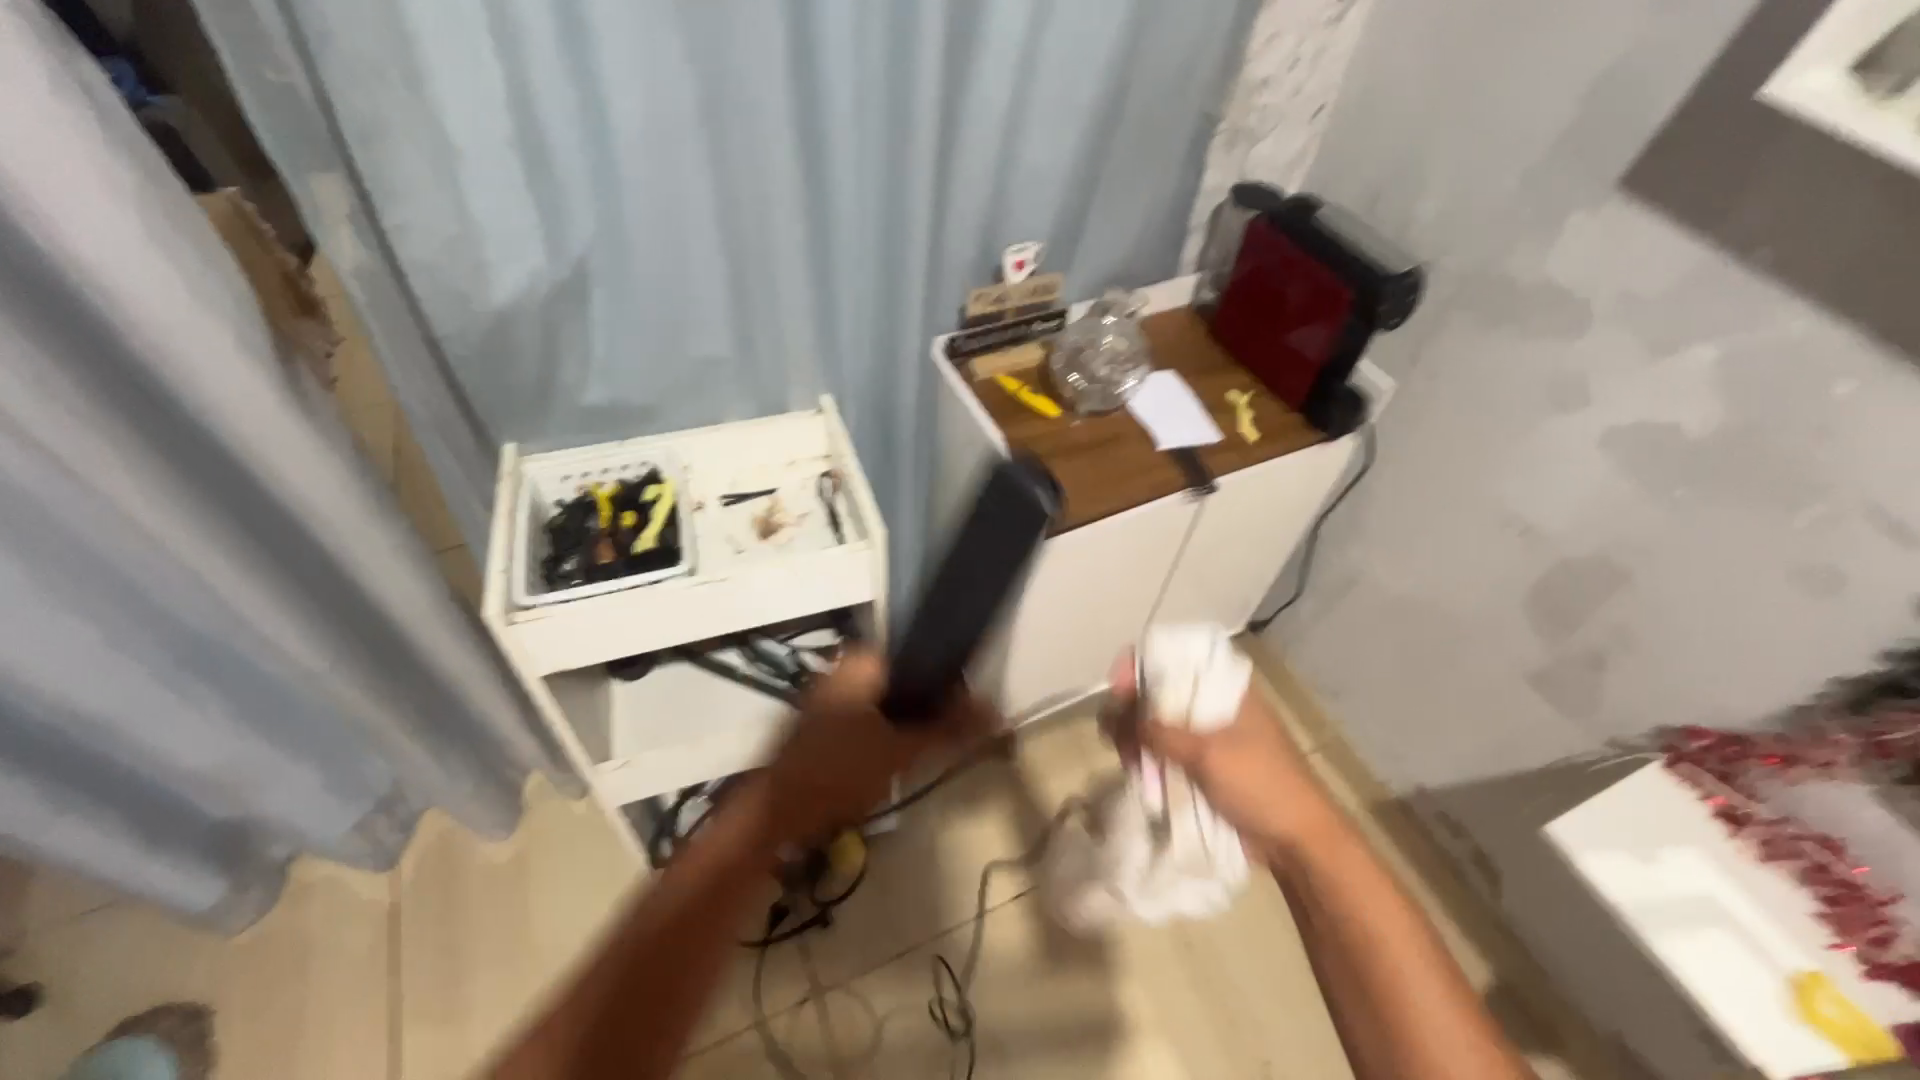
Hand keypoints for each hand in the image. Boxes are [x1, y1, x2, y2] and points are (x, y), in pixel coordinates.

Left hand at [754, 649, 990, 847]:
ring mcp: (827, 695)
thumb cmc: (839, 772)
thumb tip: (998, 712)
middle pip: (902, 676)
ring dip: (909, 718)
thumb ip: (949, 729)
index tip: (969, 705)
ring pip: (884, 699)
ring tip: (934, 744)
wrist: (775, 814)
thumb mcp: (901, 751)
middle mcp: (841, 668)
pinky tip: (900, 755)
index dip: (949, 678)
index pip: (919, 652)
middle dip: (930, 701)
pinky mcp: (821, 722)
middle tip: (956, 728)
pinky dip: (886, 730)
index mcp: (860, 661)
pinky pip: (866, 716)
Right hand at [1105, 652, 1343, 858]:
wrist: (1296, 842)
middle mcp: (1213, 710)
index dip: (1143, 667)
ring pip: (1157, 729)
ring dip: (1136, 739)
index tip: (1119, 687)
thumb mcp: (1208, 752)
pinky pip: (1164, 758)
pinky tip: (1134, 772)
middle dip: (1132, 709)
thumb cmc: (1261, 784)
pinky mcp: (1200, 772)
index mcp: (1225, 690)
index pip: (1176, 661)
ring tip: (1125, 758)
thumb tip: (1116, 715)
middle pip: (1159, 696)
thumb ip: (1159, 732)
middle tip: (1114, 731)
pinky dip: (1147, 762)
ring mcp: (1206, 742)